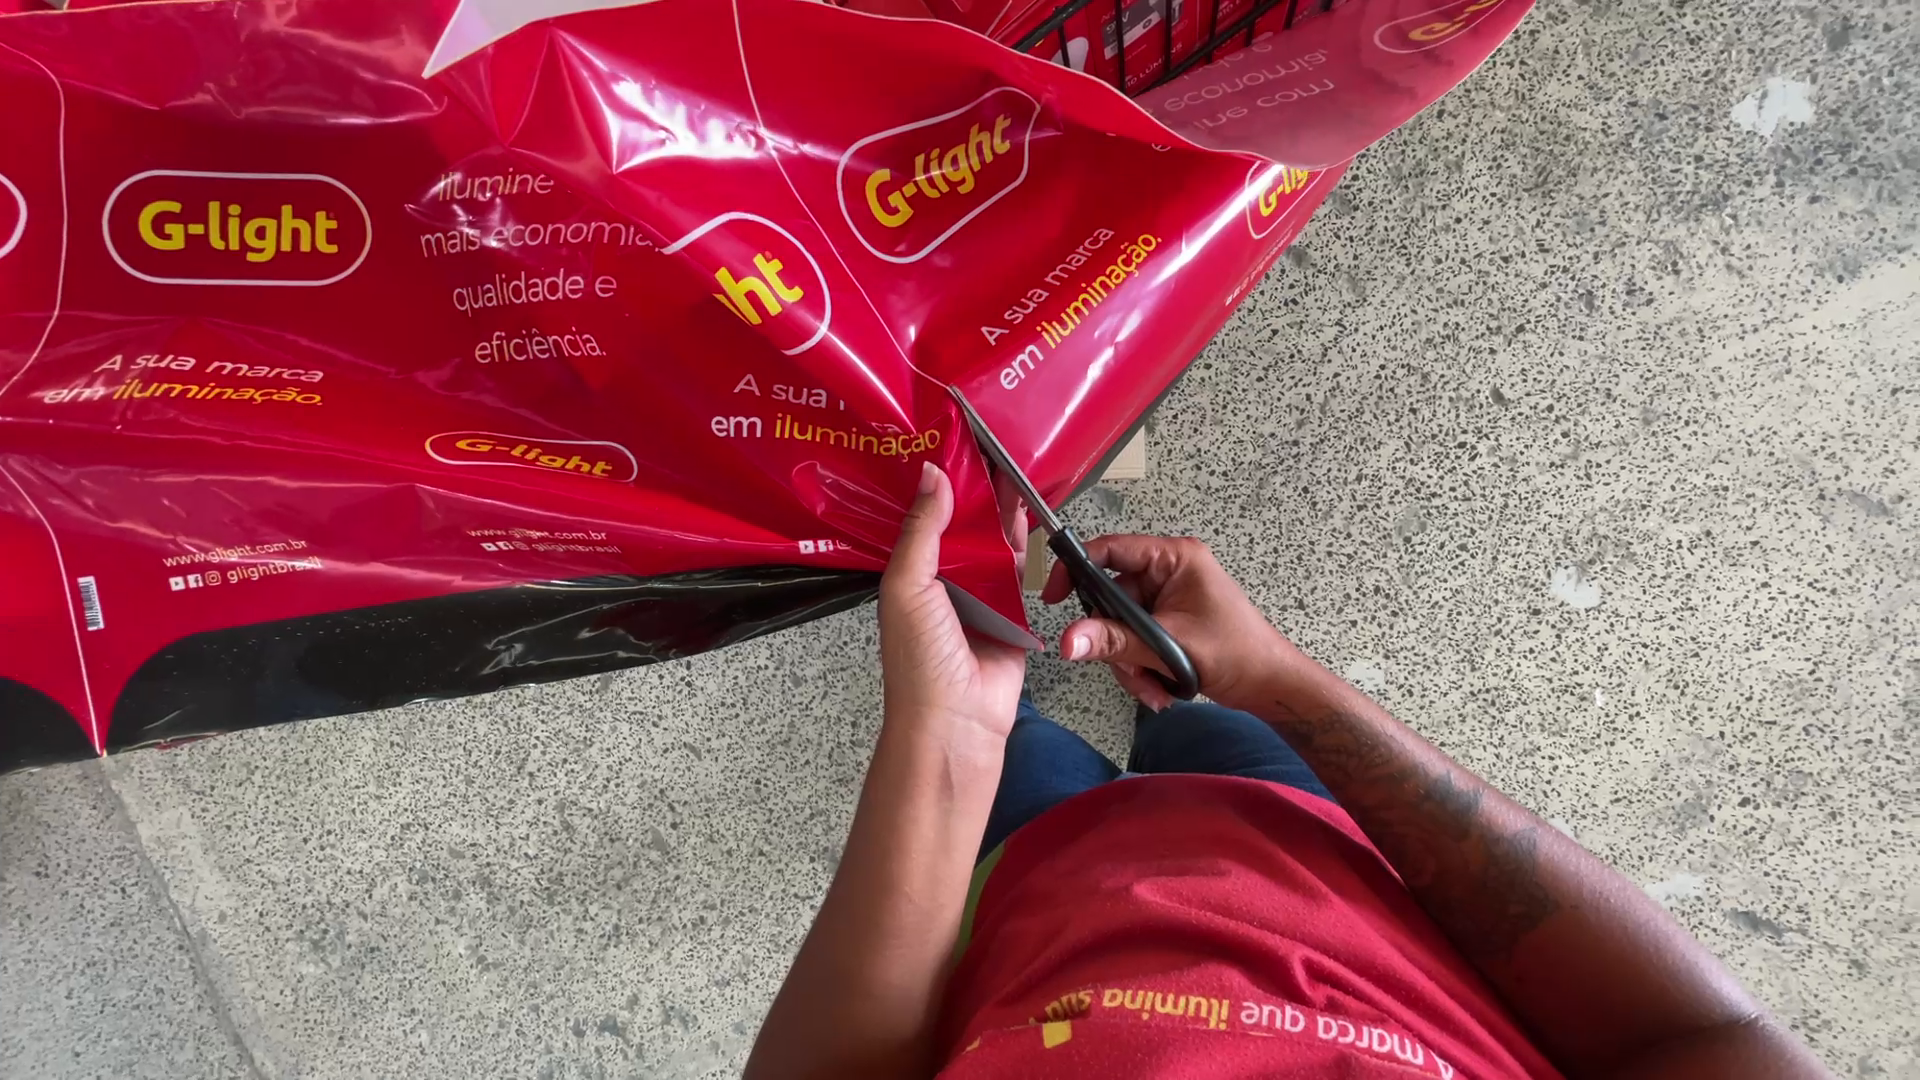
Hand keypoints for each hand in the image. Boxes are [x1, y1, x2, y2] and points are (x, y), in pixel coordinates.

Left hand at [878, 462, 1027, 742]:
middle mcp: (943, 580)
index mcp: (910, 573)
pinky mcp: (1011, 609)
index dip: (936, 482)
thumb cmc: (921, 658)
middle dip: (973, 487)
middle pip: (961, 523)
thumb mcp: (908, 587)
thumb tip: (933, 472)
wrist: (957, 721)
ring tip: (1011, 460)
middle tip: (987, 439)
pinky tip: (1027, 506)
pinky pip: (1018, 566)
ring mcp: (979, 594)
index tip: (949, 440)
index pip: (924, 516)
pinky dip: (1023, 538)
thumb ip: (922, 531)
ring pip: (991, 539)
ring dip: (999, 506)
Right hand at [1041, 535, 1305, 711]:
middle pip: (1110, 597)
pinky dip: (1138, 667)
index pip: (1110, 550)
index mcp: (1173, 558)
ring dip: (1128, 662)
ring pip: (1118, 625)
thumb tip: (1067, 641)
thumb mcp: (1171, 646)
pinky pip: (1131, 640)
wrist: (1272, 686)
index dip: (1076, 569)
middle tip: (1127, 668)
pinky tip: (1158, 689)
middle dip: (1114, 640)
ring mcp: (1164, 598)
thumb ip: (1115, 641)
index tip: (1053, 597)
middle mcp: (1166, 572)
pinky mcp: (1164, 623)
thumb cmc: (1237, 653)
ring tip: (1151, 688)